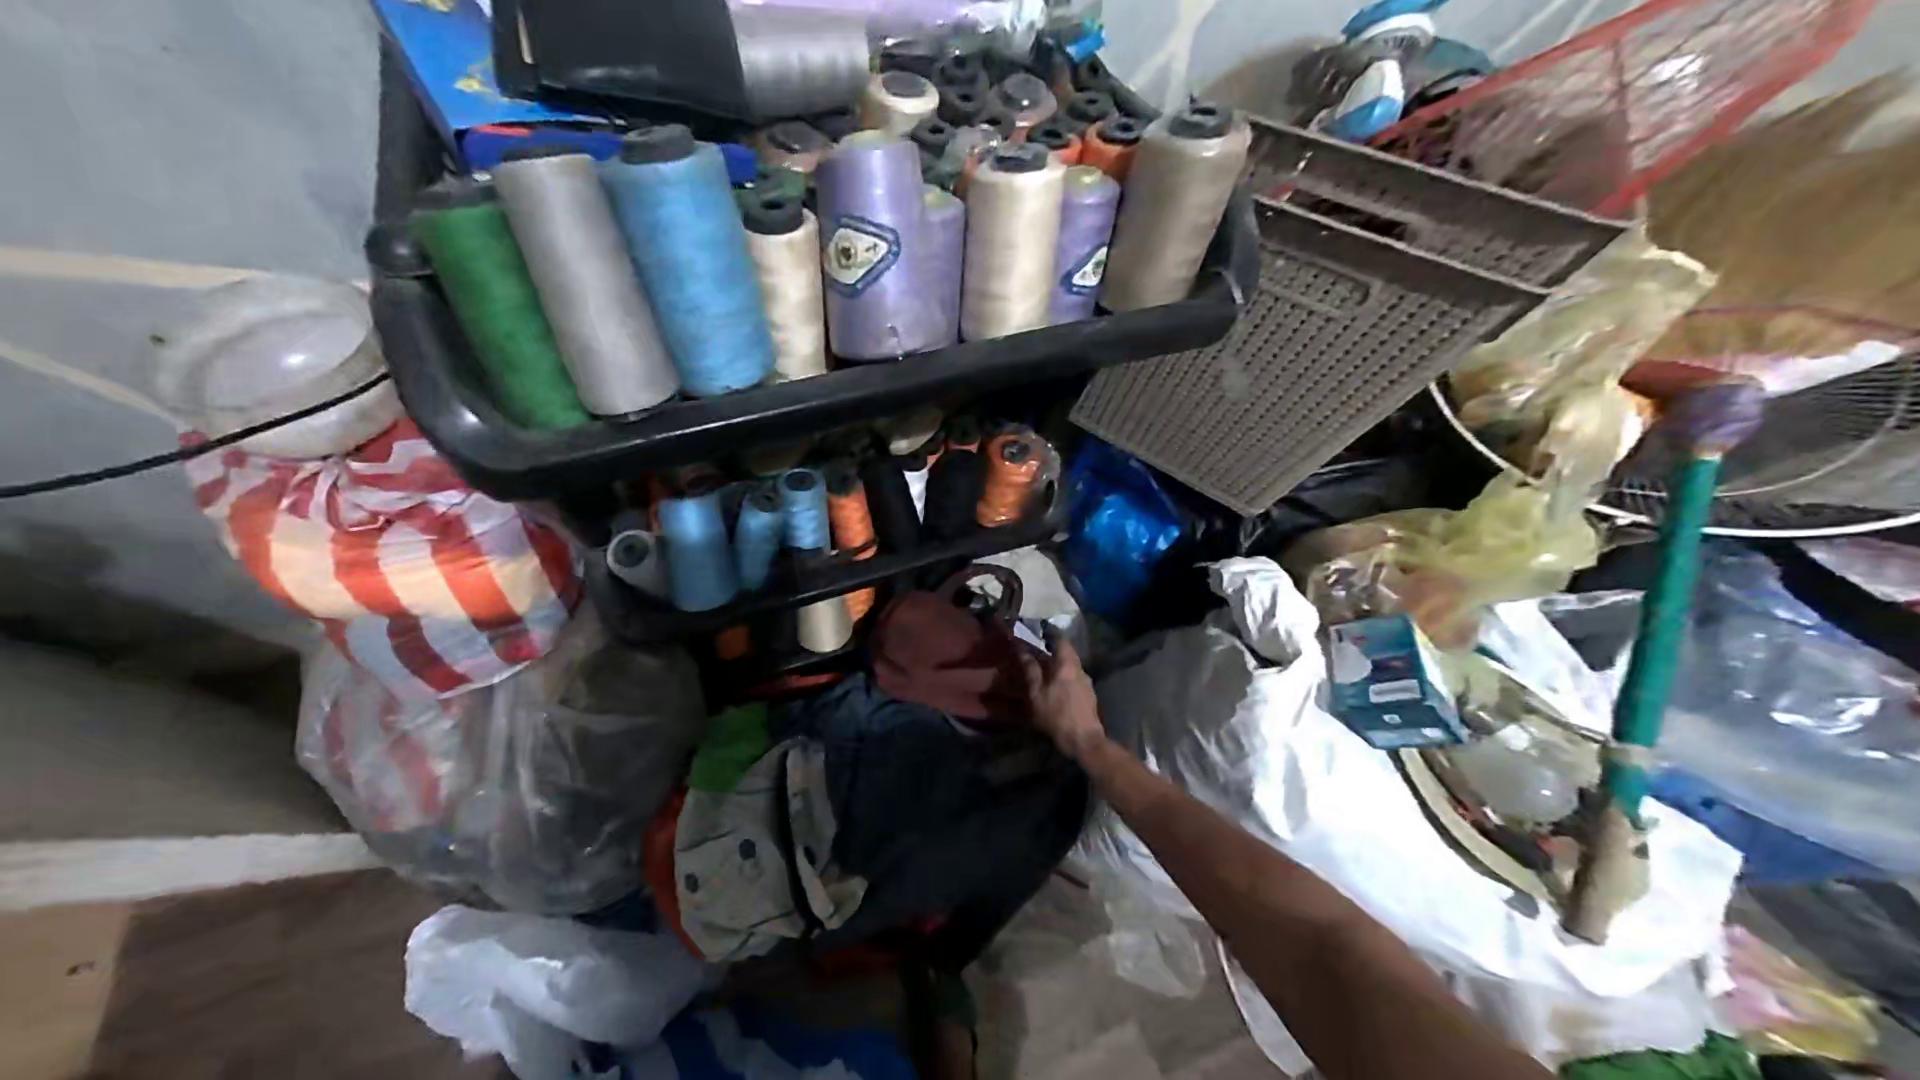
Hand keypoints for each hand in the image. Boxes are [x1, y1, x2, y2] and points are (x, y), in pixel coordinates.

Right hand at [1019, 629, 1106, 762]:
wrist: (1084, 740)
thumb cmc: (1056, 715)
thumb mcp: (1036, 693)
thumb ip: (1030, 670)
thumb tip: (1022, 651)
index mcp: (1067, 664)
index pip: (1061, 640)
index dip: (1050, 634)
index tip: (1039, 632)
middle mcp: (1080, 669)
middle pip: (1067, 653)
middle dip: (1053, 651)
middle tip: (1037, 653)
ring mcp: (1087, 683)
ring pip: (1071, 667)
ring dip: (1058, 666)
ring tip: (1044, 672)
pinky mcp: (1089, 695)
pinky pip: (1074, 679)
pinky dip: (1064, 678)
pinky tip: (1055, 689)